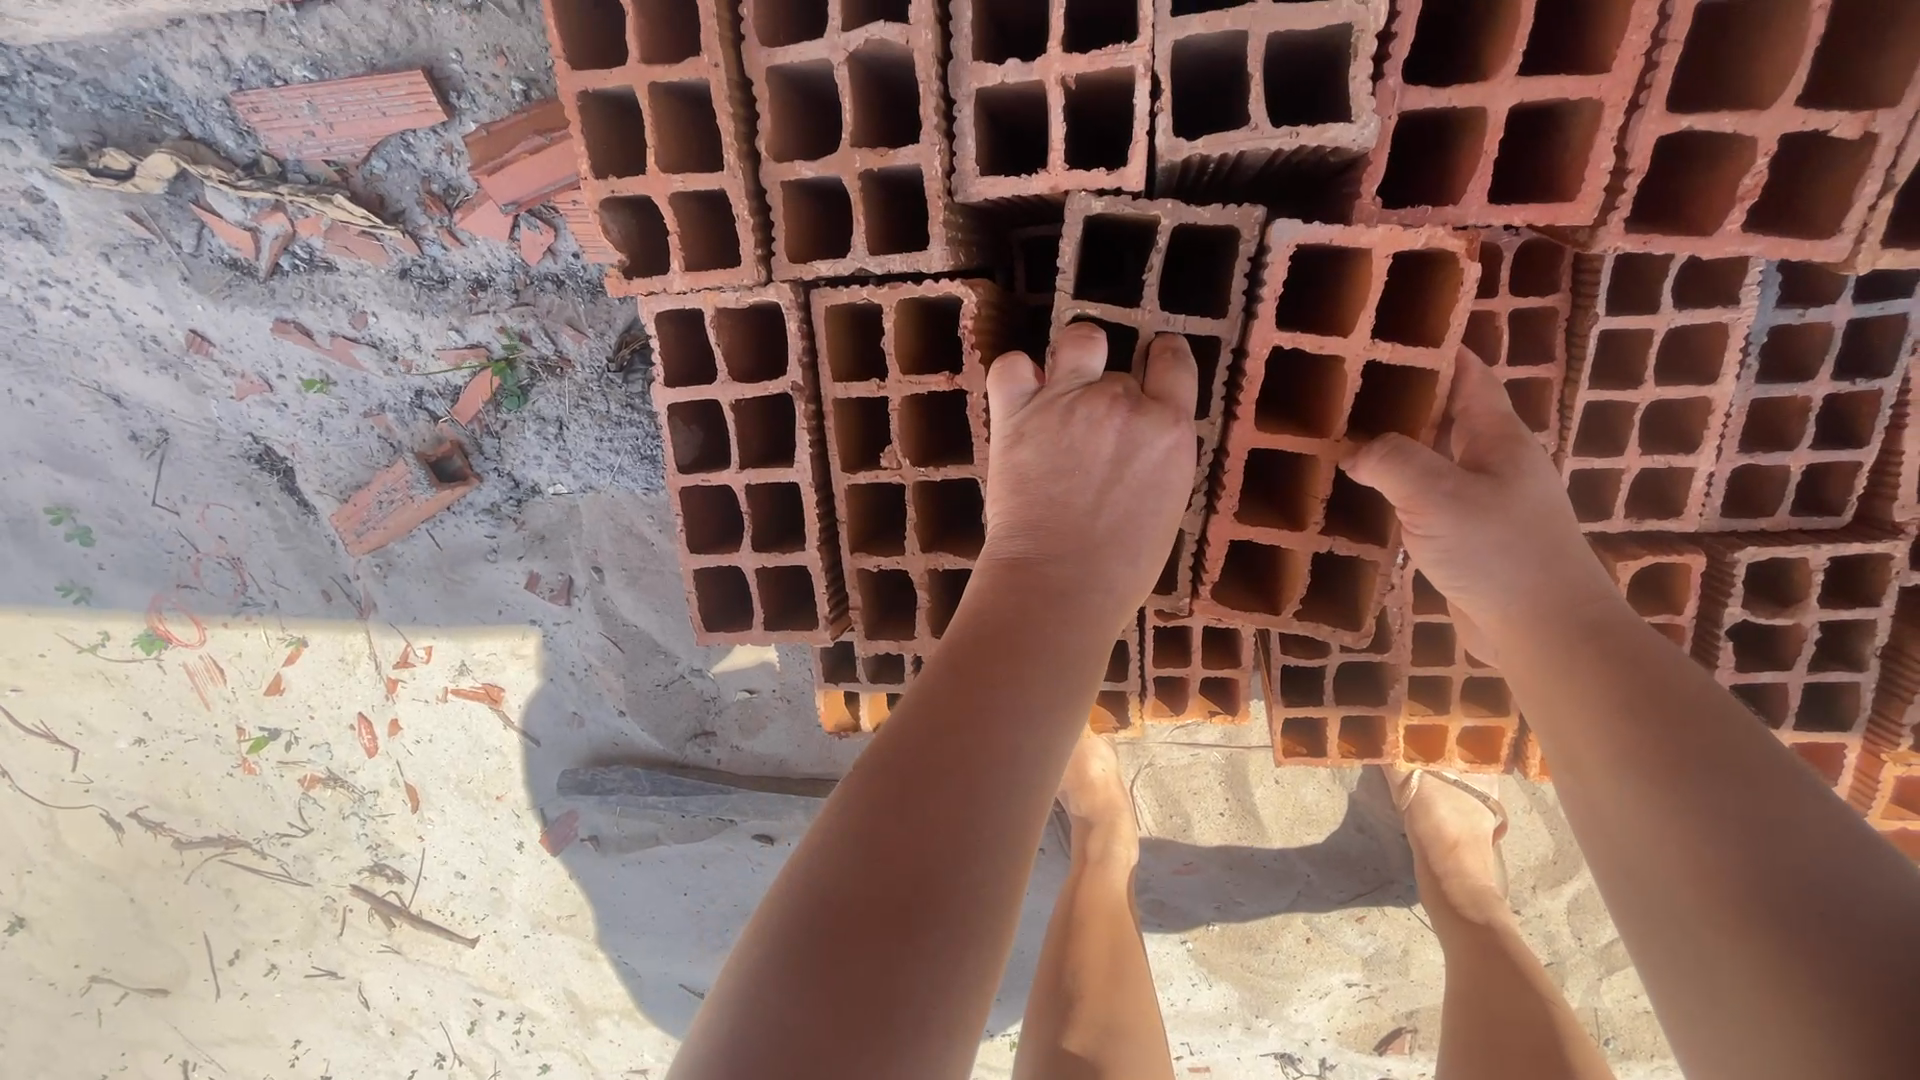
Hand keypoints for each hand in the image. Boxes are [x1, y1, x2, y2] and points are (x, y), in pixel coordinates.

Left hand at [979, 321, 1196, 630]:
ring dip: (1074, 357)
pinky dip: (1017, 375)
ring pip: (1078, 340)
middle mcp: (1122, 402)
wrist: (1060, 581)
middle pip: (1119, 372)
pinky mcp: (1017, 412)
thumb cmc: (1121, 566)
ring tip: (1060, 386)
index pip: (1174, 361)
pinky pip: (1013, 364)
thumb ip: (1158, 458)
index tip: (1154, 360)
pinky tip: (1020, 398)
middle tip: (1092, 431)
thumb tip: (1140, 443)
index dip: (1162, 356)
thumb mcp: (1165, 504)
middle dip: (1109, 392)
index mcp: (1169, 428)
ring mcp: (1068, 400)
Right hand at [1342, 349, 1618, 645]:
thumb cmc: (1499, 550)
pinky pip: (1424, 500)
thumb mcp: (1437, 495)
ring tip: (1340, 438)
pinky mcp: (1467, 538)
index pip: (1469, 376)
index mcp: (1497, 438)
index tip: (1390, 335)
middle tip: (1344, 390)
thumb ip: (1391, 461)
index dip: (1437, 350)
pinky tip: (1361, 498)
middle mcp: (1493, 462)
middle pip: (1445, 416)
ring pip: (1432, 460)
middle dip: (1402, 399)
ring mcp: (1482, 502)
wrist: (1543, 628)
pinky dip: (1394, 491)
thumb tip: (1353, 451)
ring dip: (1393, 449)